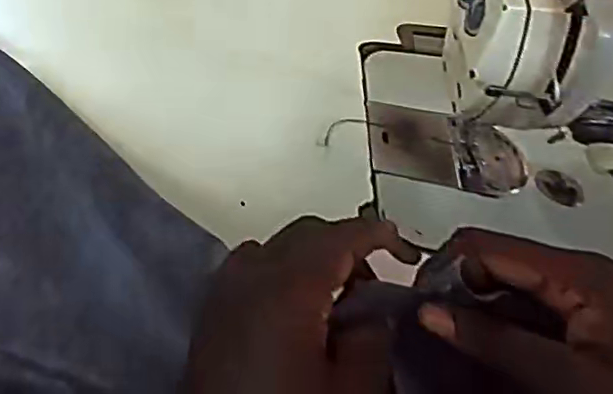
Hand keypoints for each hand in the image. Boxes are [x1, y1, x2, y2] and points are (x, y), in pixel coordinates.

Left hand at [183, 216, 422, 393]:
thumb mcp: (349, 391)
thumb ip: (369, 340)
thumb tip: (374, 310)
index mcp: (286, 284)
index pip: (335, 237)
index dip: (372, 234)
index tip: (398, 241)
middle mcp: (251, 271)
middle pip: (304, 234)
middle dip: (344, 248)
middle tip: (377, 287)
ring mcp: (226, 283)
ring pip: (278, 247)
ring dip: (312, 260)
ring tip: (341, 304)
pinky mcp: (214, 302)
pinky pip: (254, 266)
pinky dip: (283, 272)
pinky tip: (301, 311)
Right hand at [419, 229, 612, 393]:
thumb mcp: (575, 381)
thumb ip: (501, 343)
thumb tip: (431, 313)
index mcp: (576, 271)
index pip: (482, 245)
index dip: (445, 271)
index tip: (423, 308)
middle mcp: (583, 274)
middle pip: (499, 266)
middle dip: (466, 297)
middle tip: (443, 336)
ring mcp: (598, 301)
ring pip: (519, 294)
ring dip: (490, 319)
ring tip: (470, 352)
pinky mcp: (610, 328)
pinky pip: (545, 317)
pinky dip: (520, 335)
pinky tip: (509, 363)